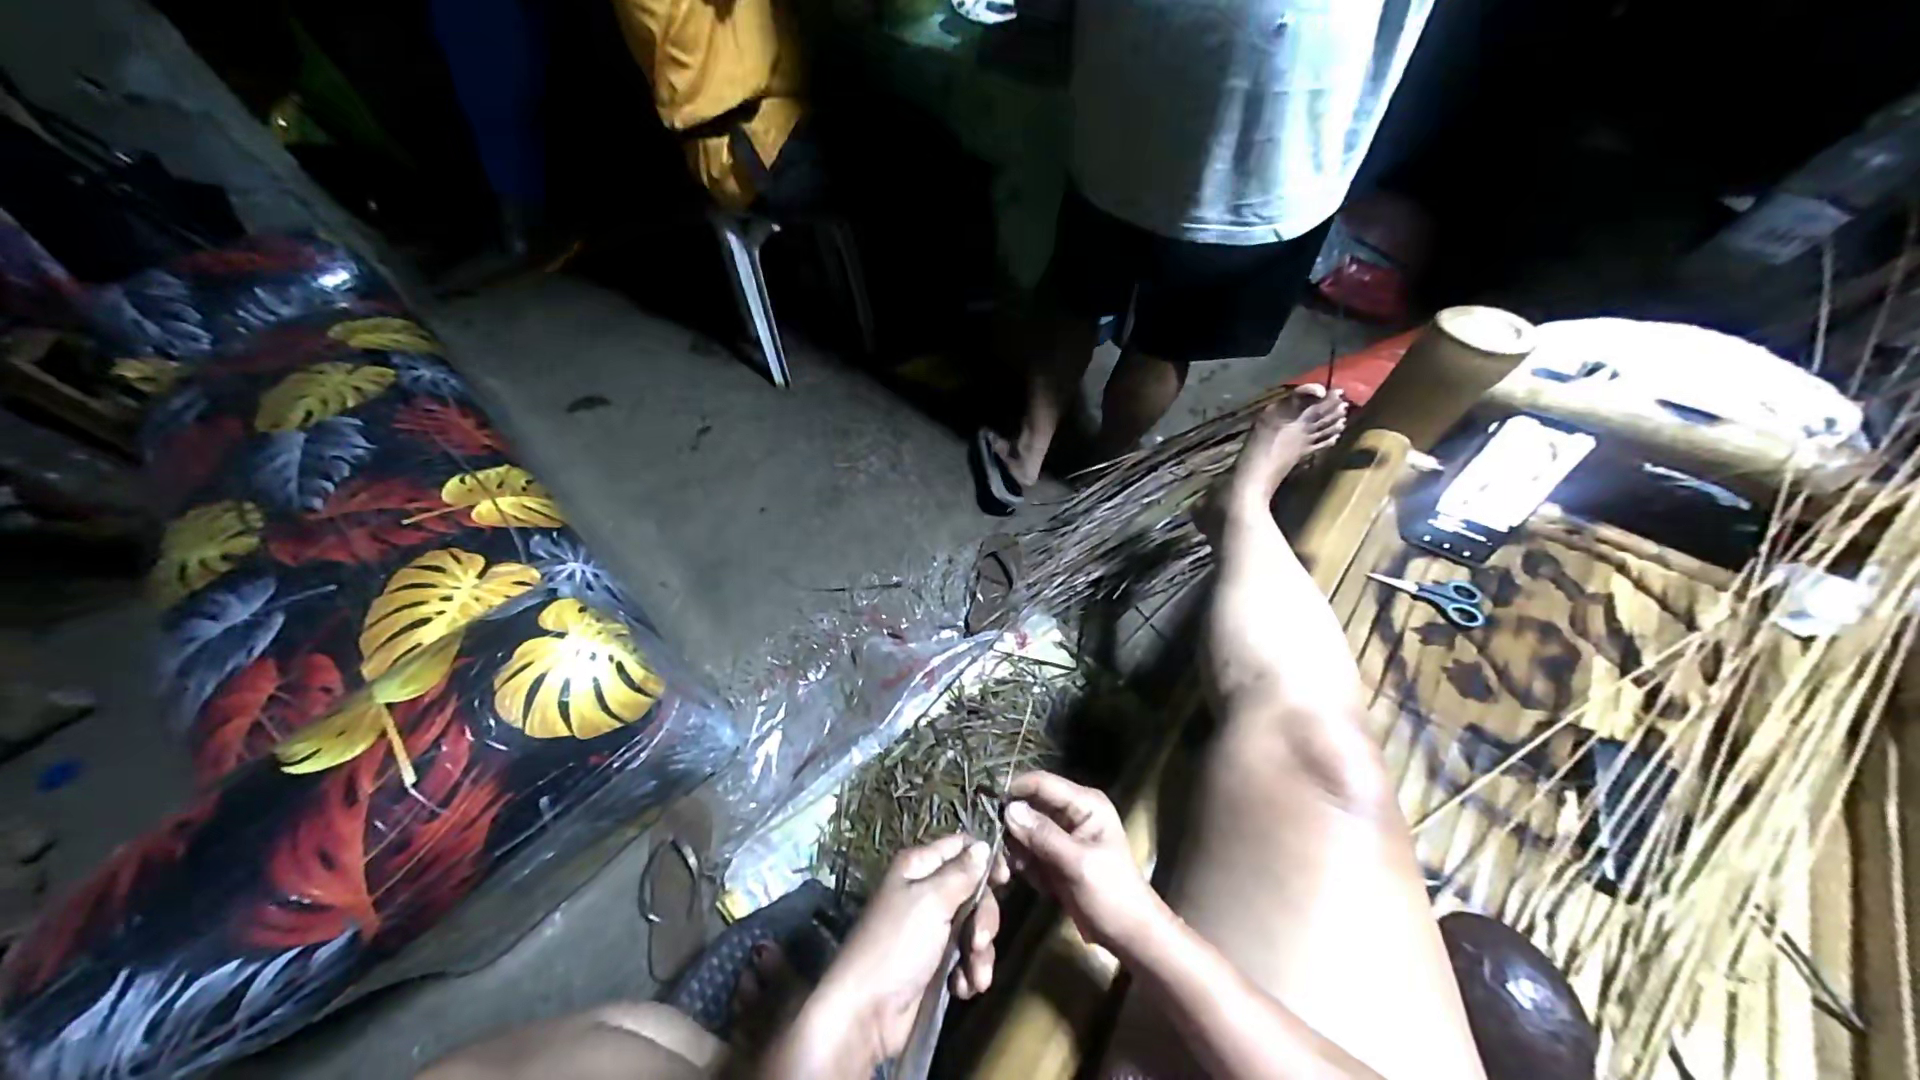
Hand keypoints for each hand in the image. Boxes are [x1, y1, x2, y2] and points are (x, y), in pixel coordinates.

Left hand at [768, 834, 1007, 1077]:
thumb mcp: (931, 901)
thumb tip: (984, 845)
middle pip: (974, 890)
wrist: (867, 1014)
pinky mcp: (937, 962)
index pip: (960, 846)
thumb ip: (961, 873)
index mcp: (918, 867)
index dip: (985, 858)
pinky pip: (967, 957)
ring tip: (974, 978)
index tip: (1005, 879)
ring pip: (975, 927)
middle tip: (978, 942)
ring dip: (980, 954)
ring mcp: (932, 928)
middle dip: (984, 918)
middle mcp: (926, 892)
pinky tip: (963, 988)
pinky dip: (970, 973)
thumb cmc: (896, 945)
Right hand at [1002, 771, 1167, 954]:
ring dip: (1015, 848)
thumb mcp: (1077, 863)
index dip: (1014, 790)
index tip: (985, 804)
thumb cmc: (1112, 895)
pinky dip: (1023, 863)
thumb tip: (1009, 808)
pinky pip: (1028, 850)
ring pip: (1024, 829)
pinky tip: (1026, 878)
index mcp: (1085, 804)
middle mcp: (1071, 813)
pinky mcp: (1055, 856)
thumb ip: (1043, 835)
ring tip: (1010, 869)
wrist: (1129, 936)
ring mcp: (1062, 835)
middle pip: (1029, 805)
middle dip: (1012, 826)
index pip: (1041, 783)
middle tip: (995, 848)